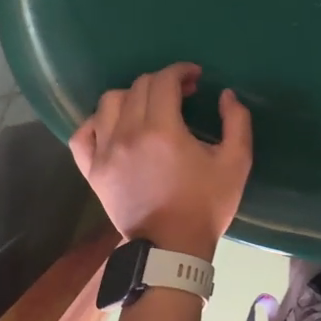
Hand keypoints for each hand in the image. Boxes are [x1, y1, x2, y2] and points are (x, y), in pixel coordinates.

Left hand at [68, 62, 252, 260]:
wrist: (171, 250)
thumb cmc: (205, 205)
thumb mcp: (236, 163)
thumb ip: (237, 122)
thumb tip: (226, 95)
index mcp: (163, 130)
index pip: (164, 80)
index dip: (181, 71)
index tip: (195, 78)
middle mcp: (129, 134)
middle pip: (138, 87)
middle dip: (163, 82)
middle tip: (182, 94)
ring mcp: (105, 152)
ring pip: (109, 102)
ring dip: (132, 96)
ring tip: (149, 109)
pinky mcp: (92, 171)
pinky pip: (84, 133)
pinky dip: (97, 122)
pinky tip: (115, 127)